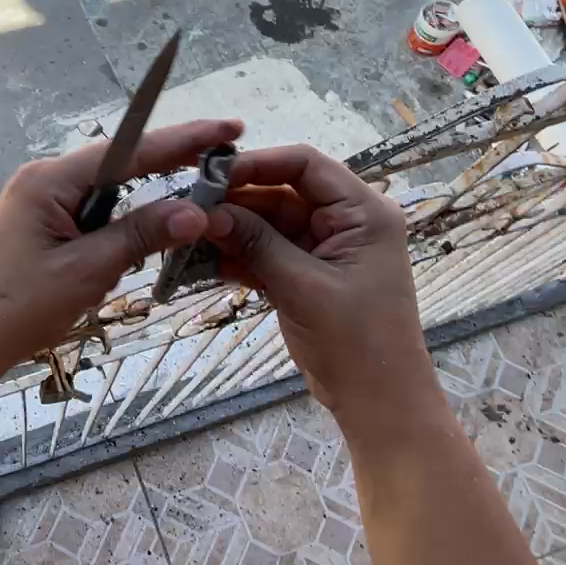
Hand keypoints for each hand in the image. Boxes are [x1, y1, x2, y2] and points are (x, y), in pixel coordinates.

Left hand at [0, 119, 243, 371]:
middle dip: (166, 170)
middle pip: (117, 166)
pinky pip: (85, 217)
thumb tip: (195, 212)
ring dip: (134, 213)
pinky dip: (110, 231)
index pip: (129, 149)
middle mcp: (41, 180)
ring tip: (170, 226)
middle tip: (217, 169)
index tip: (228, 128)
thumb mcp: (87, 271)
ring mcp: (34, 203)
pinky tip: (119, 257)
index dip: (184, 139)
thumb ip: (141, 235)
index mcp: (50, 180)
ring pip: (103, 196)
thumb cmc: (16, 308)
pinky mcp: (33, 227)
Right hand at [203, 145, 433, 410]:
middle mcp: (343, 222)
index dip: (257, 165)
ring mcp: (322, 249)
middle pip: (281, 194)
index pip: (305, 165)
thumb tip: (209, 213)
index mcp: (362, 212)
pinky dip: (238, 258)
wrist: (377, 399)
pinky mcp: (304, 275)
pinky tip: (203, 263)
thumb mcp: (304, 287)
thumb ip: (257, 245)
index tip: (211, 176)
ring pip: (268, 225)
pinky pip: (265, 254)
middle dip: (236, 203)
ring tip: (188, 238)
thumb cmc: (356, 340)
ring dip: (231, 232)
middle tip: (188, 212)